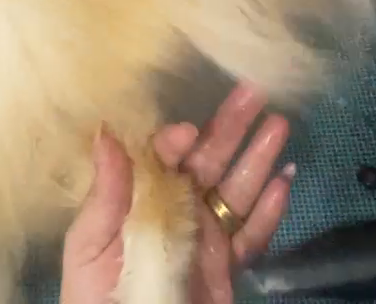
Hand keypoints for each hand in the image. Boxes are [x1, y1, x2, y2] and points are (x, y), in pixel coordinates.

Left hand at [60, 83, 295, 303]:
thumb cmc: (97, 298)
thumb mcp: (89, 247)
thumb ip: (105, 194)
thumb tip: (105, 128)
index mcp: (139, 195)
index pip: (164, 155)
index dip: (178, 138)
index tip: (188, 133)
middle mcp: (175, 207)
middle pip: (208, 160)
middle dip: (231, 126)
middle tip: (255, 91)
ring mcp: (204, 237)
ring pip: (236, 189)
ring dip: (258, 157)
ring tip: (280, 125)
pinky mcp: (226, 270)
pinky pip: (253, 238)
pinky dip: (271, 212)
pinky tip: (285, 181)